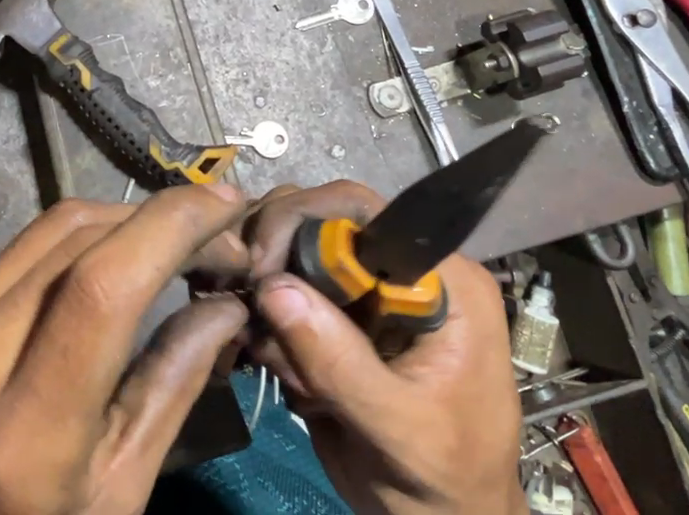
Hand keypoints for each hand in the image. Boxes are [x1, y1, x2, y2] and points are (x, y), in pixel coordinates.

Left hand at [0, 184, 251, 514]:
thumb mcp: (113, 496)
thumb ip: (167, 393)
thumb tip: (224, 306)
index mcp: (24, 432)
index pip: (100, 288)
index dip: (172, 229)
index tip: (228, 208)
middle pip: (76, 241)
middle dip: (160, 219)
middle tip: (221, 236)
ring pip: (49, 231)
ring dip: (125, 218)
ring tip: (183, 237)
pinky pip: (24, 250)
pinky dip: (86, 238)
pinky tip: (125, 251)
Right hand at [243, 181, 522, 514]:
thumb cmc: (445, 479)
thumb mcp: (402, 429)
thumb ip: (343, 363)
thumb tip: (275, 288)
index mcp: (439, 279)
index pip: (363, 209)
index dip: (305, 221)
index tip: (261, 264)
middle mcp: (397, 269)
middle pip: (317, 218)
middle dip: (273, 254)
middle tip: (243, 298)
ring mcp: (360, 290)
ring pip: (288, 248)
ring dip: (260, 289)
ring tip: (256, 341)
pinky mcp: (330, 314)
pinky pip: (278, 289)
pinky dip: (257, 315)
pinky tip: (258, 354)